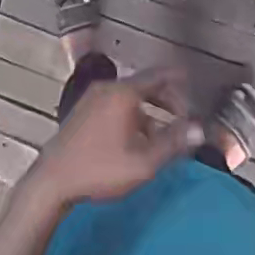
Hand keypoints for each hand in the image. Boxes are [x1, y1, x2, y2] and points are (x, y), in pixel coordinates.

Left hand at [22, 67, 203, 207]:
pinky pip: (116, 103)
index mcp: (123, 93)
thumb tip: (200, 129)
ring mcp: (93, 97)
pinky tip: (137, 137)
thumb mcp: (143, 161)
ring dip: (149, 110)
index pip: (157, 76)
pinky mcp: (84, 109)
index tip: (190, 79)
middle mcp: (108, 87)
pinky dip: (132, 113)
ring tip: (164, 132)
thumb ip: (173, 143)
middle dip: (166, 99)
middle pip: (144, 85)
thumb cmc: (101, 168)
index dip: (176, 78)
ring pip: (130, 96)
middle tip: (184, 115)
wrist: (54, 178)